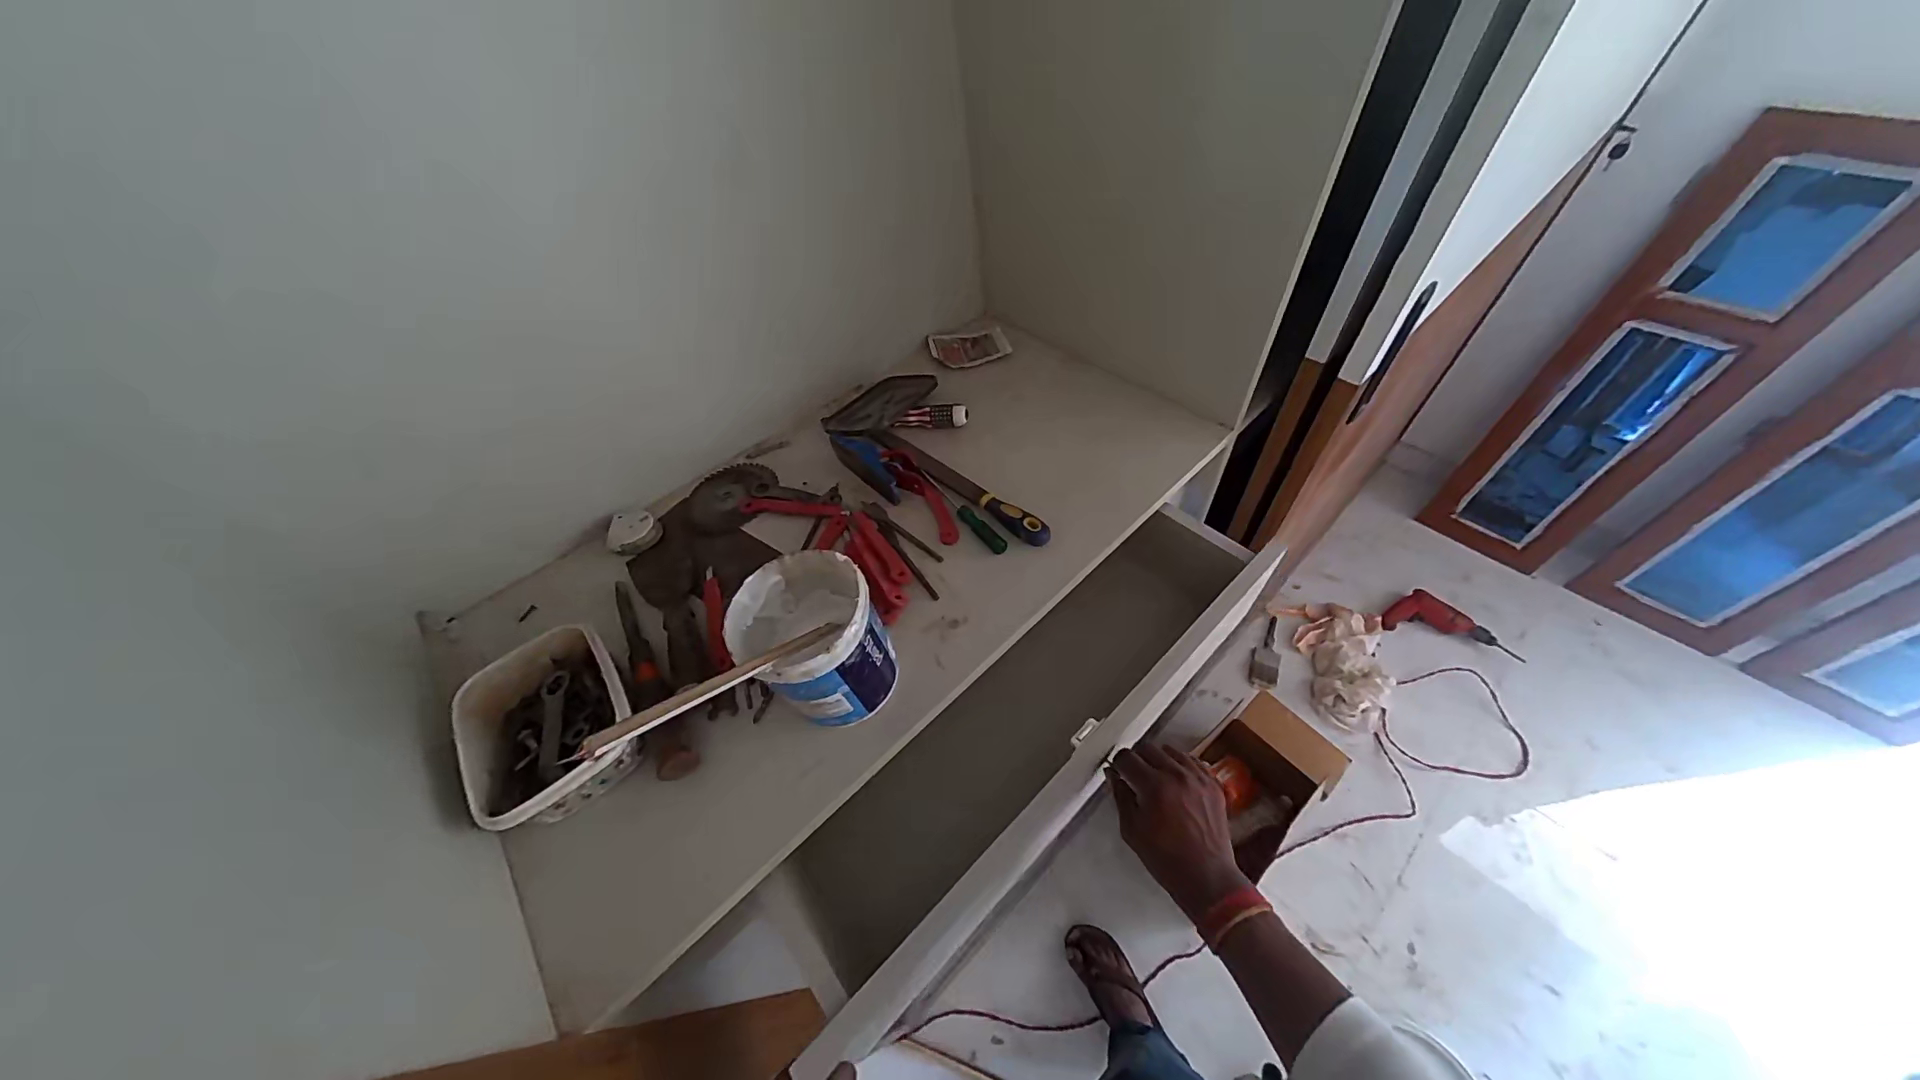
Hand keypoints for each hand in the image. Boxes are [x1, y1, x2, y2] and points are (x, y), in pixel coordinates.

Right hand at [1108, 744, 1250, 922]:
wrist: (1207, 877)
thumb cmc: (1169, 860)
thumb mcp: (1132, 830)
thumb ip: (1120, 797)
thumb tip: (1114, 777)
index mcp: (1154, 786)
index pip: (1127, 757)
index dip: (1117, 763)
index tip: (1117, 770)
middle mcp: (1177, 776)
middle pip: (1148, 748)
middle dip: (1136, 759)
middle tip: (1133, 774)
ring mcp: (1198, 779)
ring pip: (1171, 751)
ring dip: (1159, 759)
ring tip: (1155, 777)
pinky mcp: (1213, 785)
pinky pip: (1193, 761)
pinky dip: (1181, 766)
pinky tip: (1176, 779)